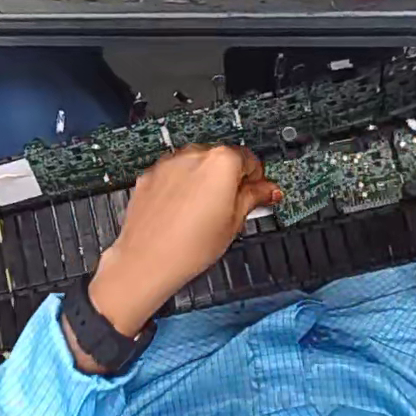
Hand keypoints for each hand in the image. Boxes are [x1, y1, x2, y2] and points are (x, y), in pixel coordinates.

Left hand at [87, 145, 280, 338]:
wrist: (147, 259)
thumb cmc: (189, 246)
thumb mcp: (234, 223)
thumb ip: (254, 198)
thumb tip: (267, 190)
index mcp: (221, 162)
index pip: (250, 159)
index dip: (256, 179)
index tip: (256, 192)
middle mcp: (193, 155)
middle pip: (221, 159)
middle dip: (228, 179)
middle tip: (231, 208)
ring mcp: (168, 164)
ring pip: (195, 165)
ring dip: (203, 181)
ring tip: (203, 214)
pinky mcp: (149, 176)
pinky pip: (173, 174)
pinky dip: (180, 186)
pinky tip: (182, 212)